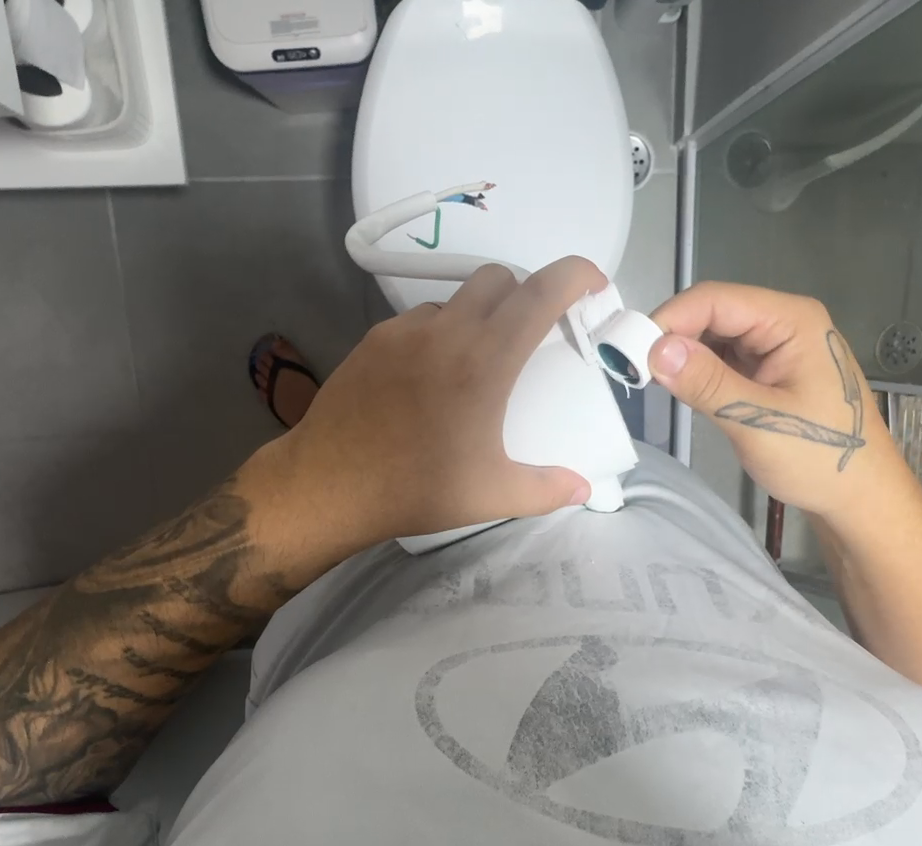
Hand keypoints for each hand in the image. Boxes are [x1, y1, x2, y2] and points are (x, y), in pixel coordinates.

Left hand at [243, 256, 603, 568]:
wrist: (328, 486)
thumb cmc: (416, 488)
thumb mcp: (491, 494)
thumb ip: (546, 489)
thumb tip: (582, 489)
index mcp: (486, 359)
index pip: (542, 291)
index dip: (577, 275)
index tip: (593, 285)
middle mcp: (446, 331)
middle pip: (498, 278)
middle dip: (525, 294)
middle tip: (530, 335)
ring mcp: (403, 331)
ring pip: (455, 299)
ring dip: (478, 316)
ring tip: (474, 364)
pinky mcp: (372, 341)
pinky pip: (417, 321)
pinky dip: (438, 334)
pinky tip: (429, 378)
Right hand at [648, 282, 902, 520]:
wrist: (859, 497)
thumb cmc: (820, 459)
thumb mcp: (758, 422)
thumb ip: (706, 383)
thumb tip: (654, 350)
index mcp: (792, 321)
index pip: (716, 300)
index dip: (670, 319)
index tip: (629, 350)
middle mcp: (784, 323)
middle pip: (714, 312)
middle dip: (672, 335)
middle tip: (632, 368)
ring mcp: (777, 347)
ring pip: (715, 336)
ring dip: (682, 354)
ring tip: (648, 379)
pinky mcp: (769, 372)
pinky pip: (724, 359)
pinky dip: (698, 370)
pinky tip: (678, 387)